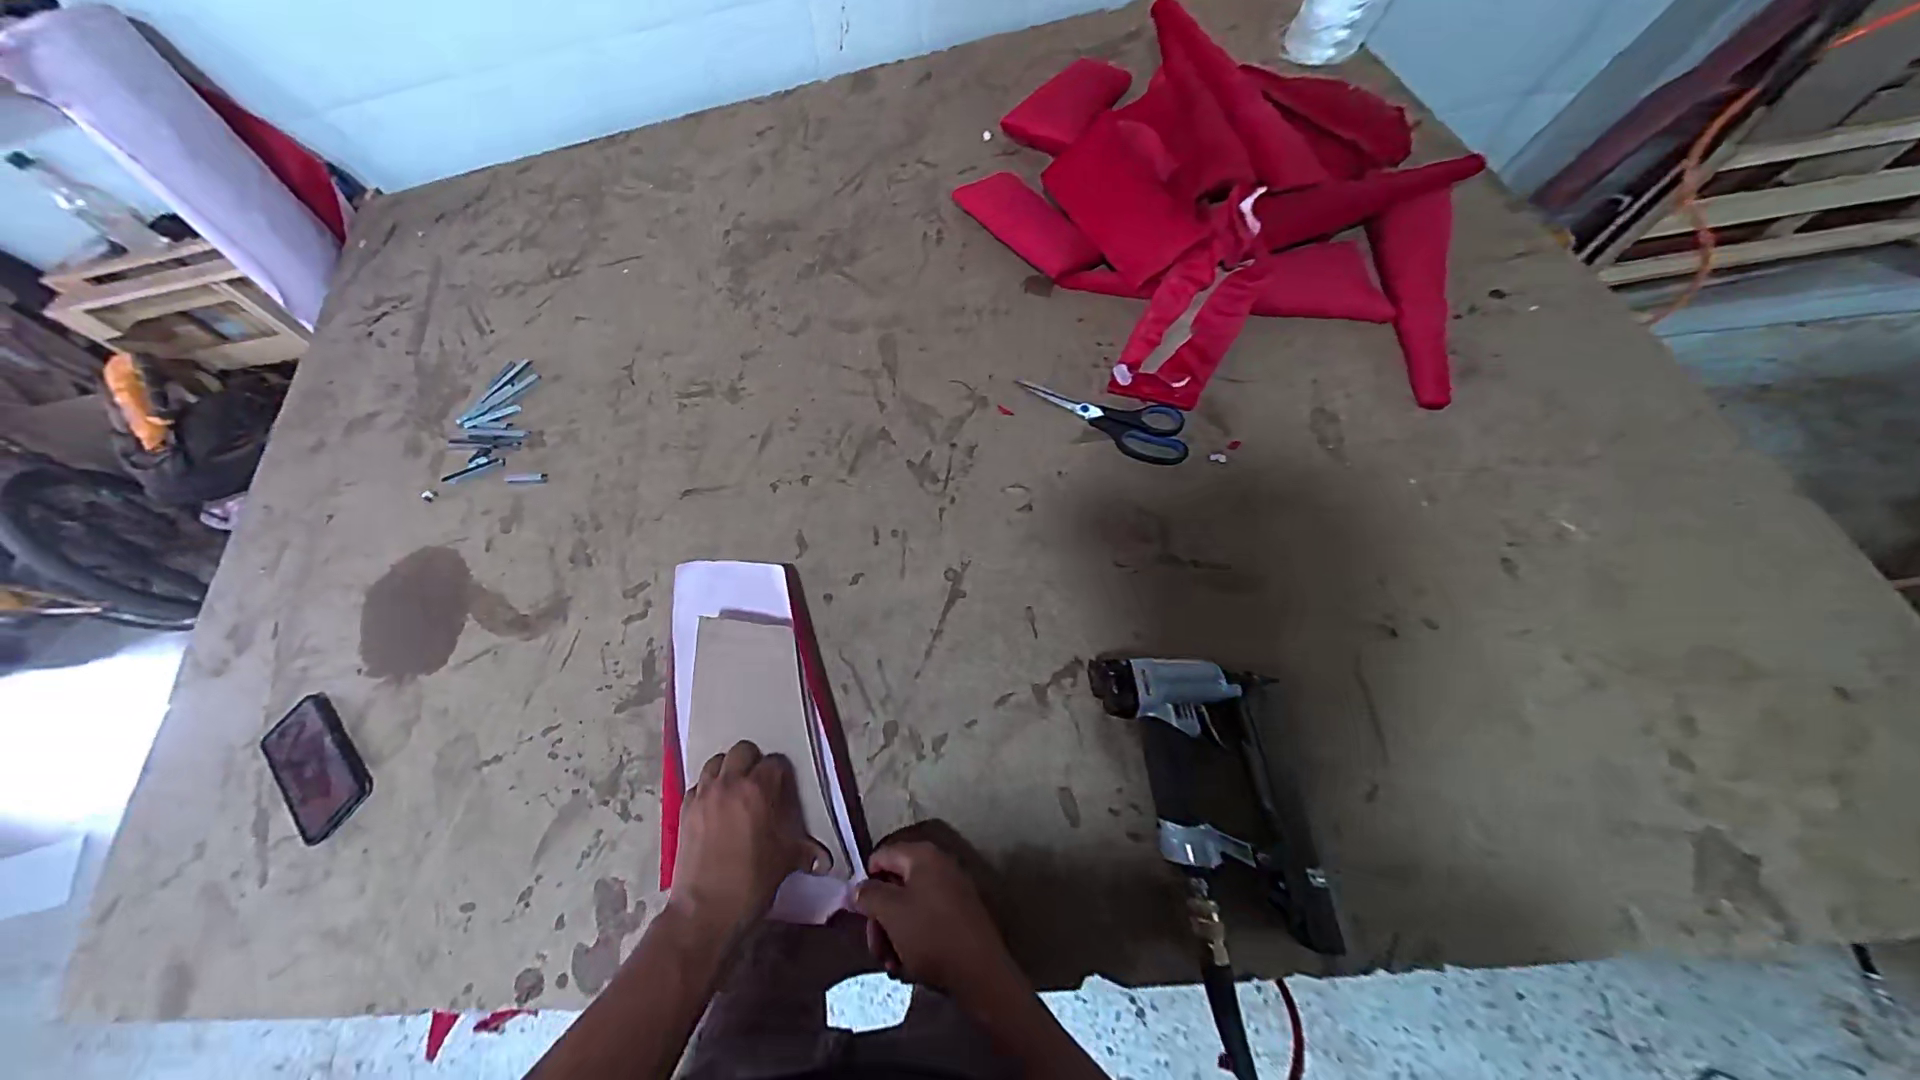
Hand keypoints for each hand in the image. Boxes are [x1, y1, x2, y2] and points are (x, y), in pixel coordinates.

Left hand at [670, 740, 827, 937]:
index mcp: (759, 790)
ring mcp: (704, 795)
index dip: (781, 774)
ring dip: (728, 770)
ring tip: (735, 791)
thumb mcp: (786, 861)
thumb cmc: (751, 882)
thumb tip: (822, 859)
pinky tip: (714, 807)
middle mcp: (730, 784)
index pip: (775, 762)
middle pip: (742, 750)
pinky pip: (697, 785)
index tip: (783, 789)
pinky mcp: (684, 811)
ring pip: (715, 762)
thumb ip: (805, 851)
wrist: (704, 910)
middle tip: (759, 784)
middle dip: (753, 761)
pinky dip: (707, 789)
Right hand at [852, 840, 1021, 1001]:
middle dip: (879, 919)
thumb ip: (869, 895)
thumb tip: (858, 888)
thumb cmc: (931, 934)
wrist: (979, 971)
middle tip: (876, 948)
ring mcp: (952, 890)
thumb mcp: (891, 912)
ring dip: (893, 935)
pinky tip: (909, 966)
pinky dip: (913, 940)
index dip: (865, 882)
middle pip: (894, 885)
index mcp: (922, 856)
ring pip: (909, 908)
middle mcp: (939, 865)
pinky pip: (927, 920)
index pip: (881, 856)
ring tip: (892, 964)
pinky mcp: (960, 915)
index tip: (858, 912)